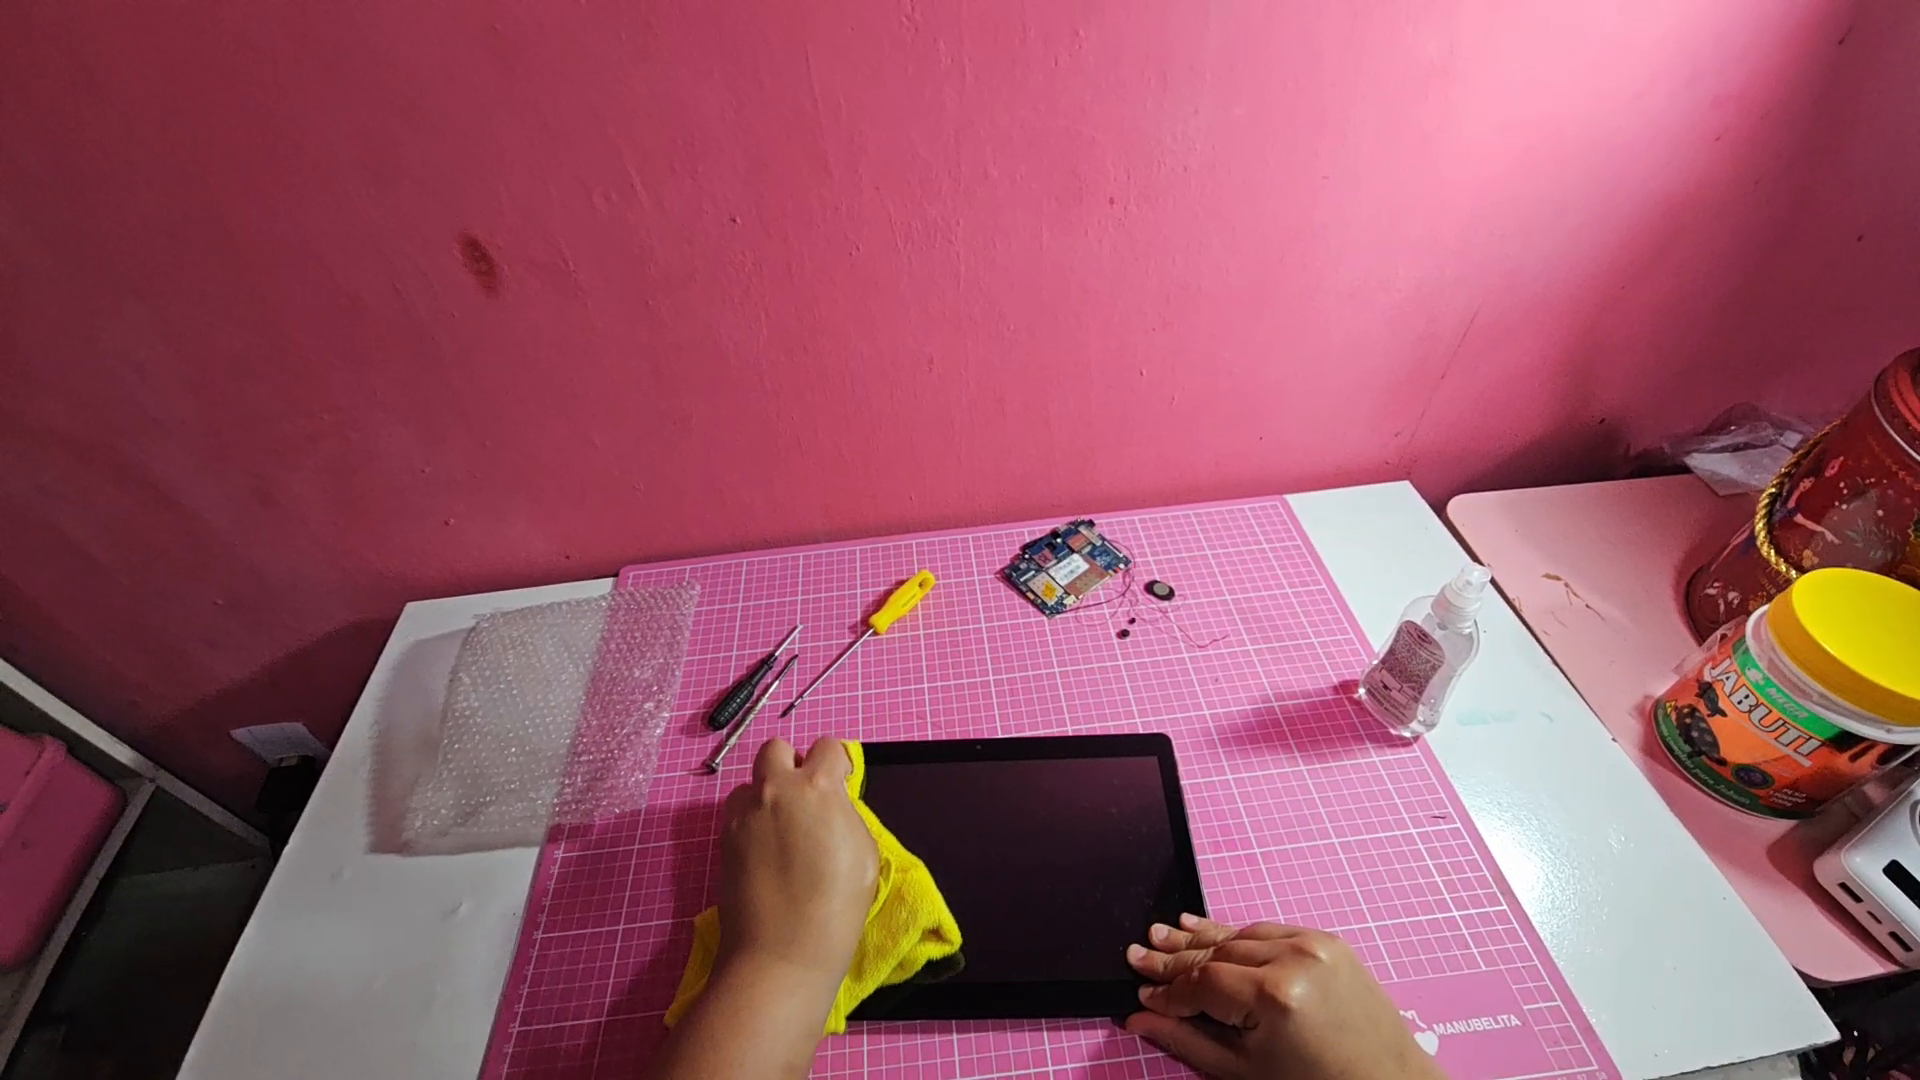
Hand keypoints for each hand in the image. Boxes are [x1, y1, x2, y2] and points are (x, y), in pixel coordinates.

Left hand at [717, 736, 878, 985]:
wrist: (781, 955)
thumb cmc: (837, 906)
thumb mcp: (864, 851)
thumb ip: (844, 813)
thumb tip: (831, 805)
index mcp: (817, 787)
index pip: (826, 746)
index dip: (835, 764)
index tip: (839, 785)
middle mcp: (776, 789)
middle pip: (777, 748)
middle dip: (791, 765)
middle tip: (803, 798)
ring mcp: (744, 813)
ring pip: (751, 780)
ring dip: (765, 792)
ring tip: (778, 827)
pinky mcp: (723, 838)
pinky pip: (737, 812)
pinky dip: (750, 820)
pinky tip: (763, 851)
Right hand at [1124, 915, 1444, 1079]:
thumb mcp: (1247, 1074)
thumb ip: (1188, 1040)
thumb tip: (1140, 1017)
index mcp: (1276, 996)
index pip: (1203, 982)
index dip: (1169, 990)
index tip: (1142, 989)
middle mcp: (1294, 958)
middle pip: (1217, 952)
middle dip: (1175, 958)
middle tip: (1139, 953)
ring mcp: (1313, 944)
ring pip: (1238, 936)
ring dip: (1200, 939)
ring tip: (1163, 934)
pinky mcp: (1326, 940)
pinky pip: (1267, 932)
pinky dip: (1237, 936)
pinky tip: (1206, 931)